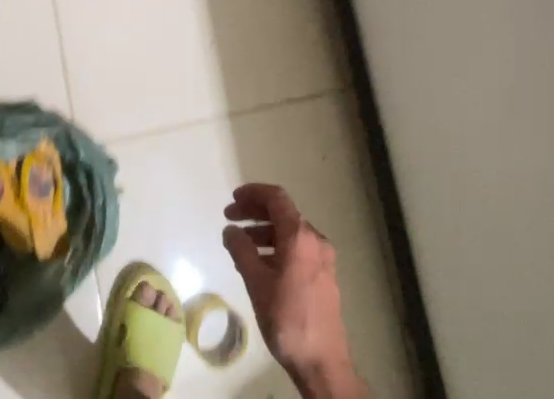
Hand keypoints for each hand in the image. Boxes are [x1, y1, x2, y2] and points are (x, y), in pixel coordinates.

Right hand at [221, 184, 365, 397]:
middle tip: (230, 218)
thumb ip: (241, 250)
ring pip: (289, 233)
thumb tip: (231, 229)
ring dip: (263, 232)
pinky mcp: (324, 276)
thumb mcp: (256, 282)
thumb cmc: (286, 318)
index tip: (232, 199)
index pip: (276, 198)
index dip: (253, 193)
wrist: (322, 361)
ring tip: (239, 246)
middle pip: (283, 213)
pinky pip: (297, 250)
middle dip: (255, 212)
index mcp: (300, 237)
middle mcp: (316, 241)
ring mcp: (323, 259)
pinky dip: (276, 248)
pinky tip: (259, 264)